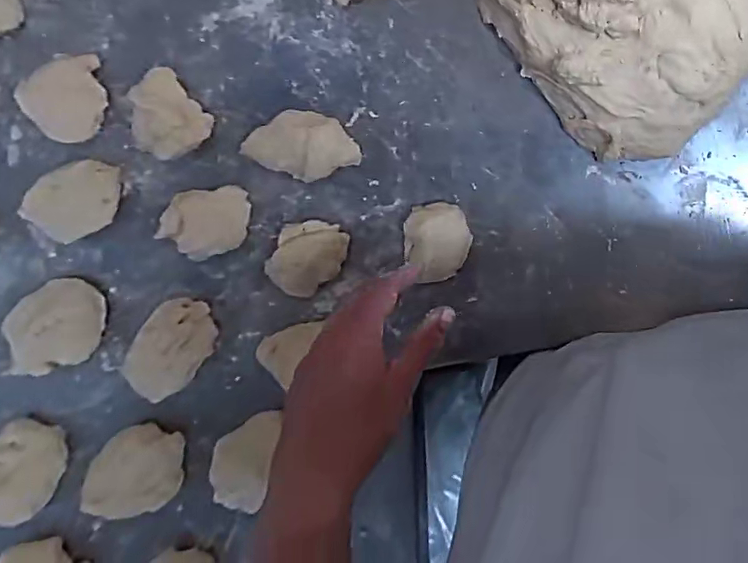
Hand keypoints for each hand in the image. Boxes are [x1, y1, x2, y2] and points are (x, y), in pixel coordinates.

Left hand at [267, 268, 452, 518]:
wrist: (311, 478)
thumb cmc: (364, 429)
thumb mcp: (401, 385)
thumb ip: (423, 344)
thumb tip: (445, 311)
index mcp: (356, 336)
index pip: (378, 293)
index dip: (398, 278)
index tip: (416, 269)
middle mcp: (329, 340)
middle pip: (354, 301)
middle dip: (379, 287)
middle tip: (402, 281)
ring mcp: (311, 359)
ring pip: (338, 318)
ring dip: (361, 305)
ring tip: (383, 304)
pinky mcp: (302, 377)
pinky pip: (327, 336)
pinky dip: (346, 324)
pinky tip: (355, 339)